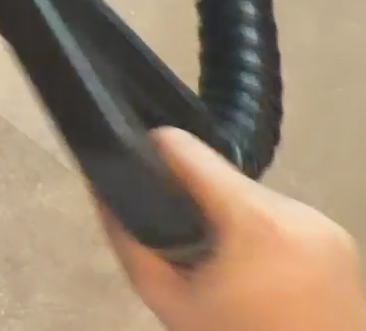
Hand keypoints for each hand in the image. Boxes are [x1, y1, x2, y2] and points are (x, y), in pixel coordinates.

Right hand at [105, 128, 365, 330]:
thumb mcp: (162, 293)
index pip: (180, 144)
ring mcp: (327, 227)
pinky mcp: (341, 241)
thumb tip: (97, 186)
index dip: (145, 153)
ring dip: (219, 211)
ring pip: (242, 191)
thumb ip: (123, 233)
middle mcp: (298, 210)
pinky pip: (273, 212)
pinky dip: (249, 226)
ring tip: (210, 253)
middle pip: (212, 171)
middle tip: (173, 235)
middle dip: (186, 194)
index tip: (132, 177)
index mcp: (257, 218)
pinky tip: (245, 263)